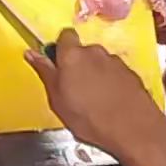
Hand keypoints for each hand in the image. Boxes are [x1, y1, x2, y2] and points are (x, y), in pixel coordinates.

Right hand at [26, 28, 165, 161]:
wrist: (134, 130)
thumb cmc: (88, 117)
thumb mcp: (57, 99)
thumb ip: (45, 72)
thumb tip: (31, 53)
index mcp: (72, 55)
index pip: (64, 35)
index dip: (59, 48)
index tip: (56, 65)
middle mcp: (95, 52)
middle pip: (82, 51)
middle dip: (76, 65)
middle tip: (71, 88)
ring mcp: (116, 62)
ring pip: (99, 63)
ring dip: (94, 74)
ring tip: (92, 100)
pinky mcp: (131, 74)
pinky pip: (114, 73)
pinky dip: (110, 83)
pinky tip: (109, 103)